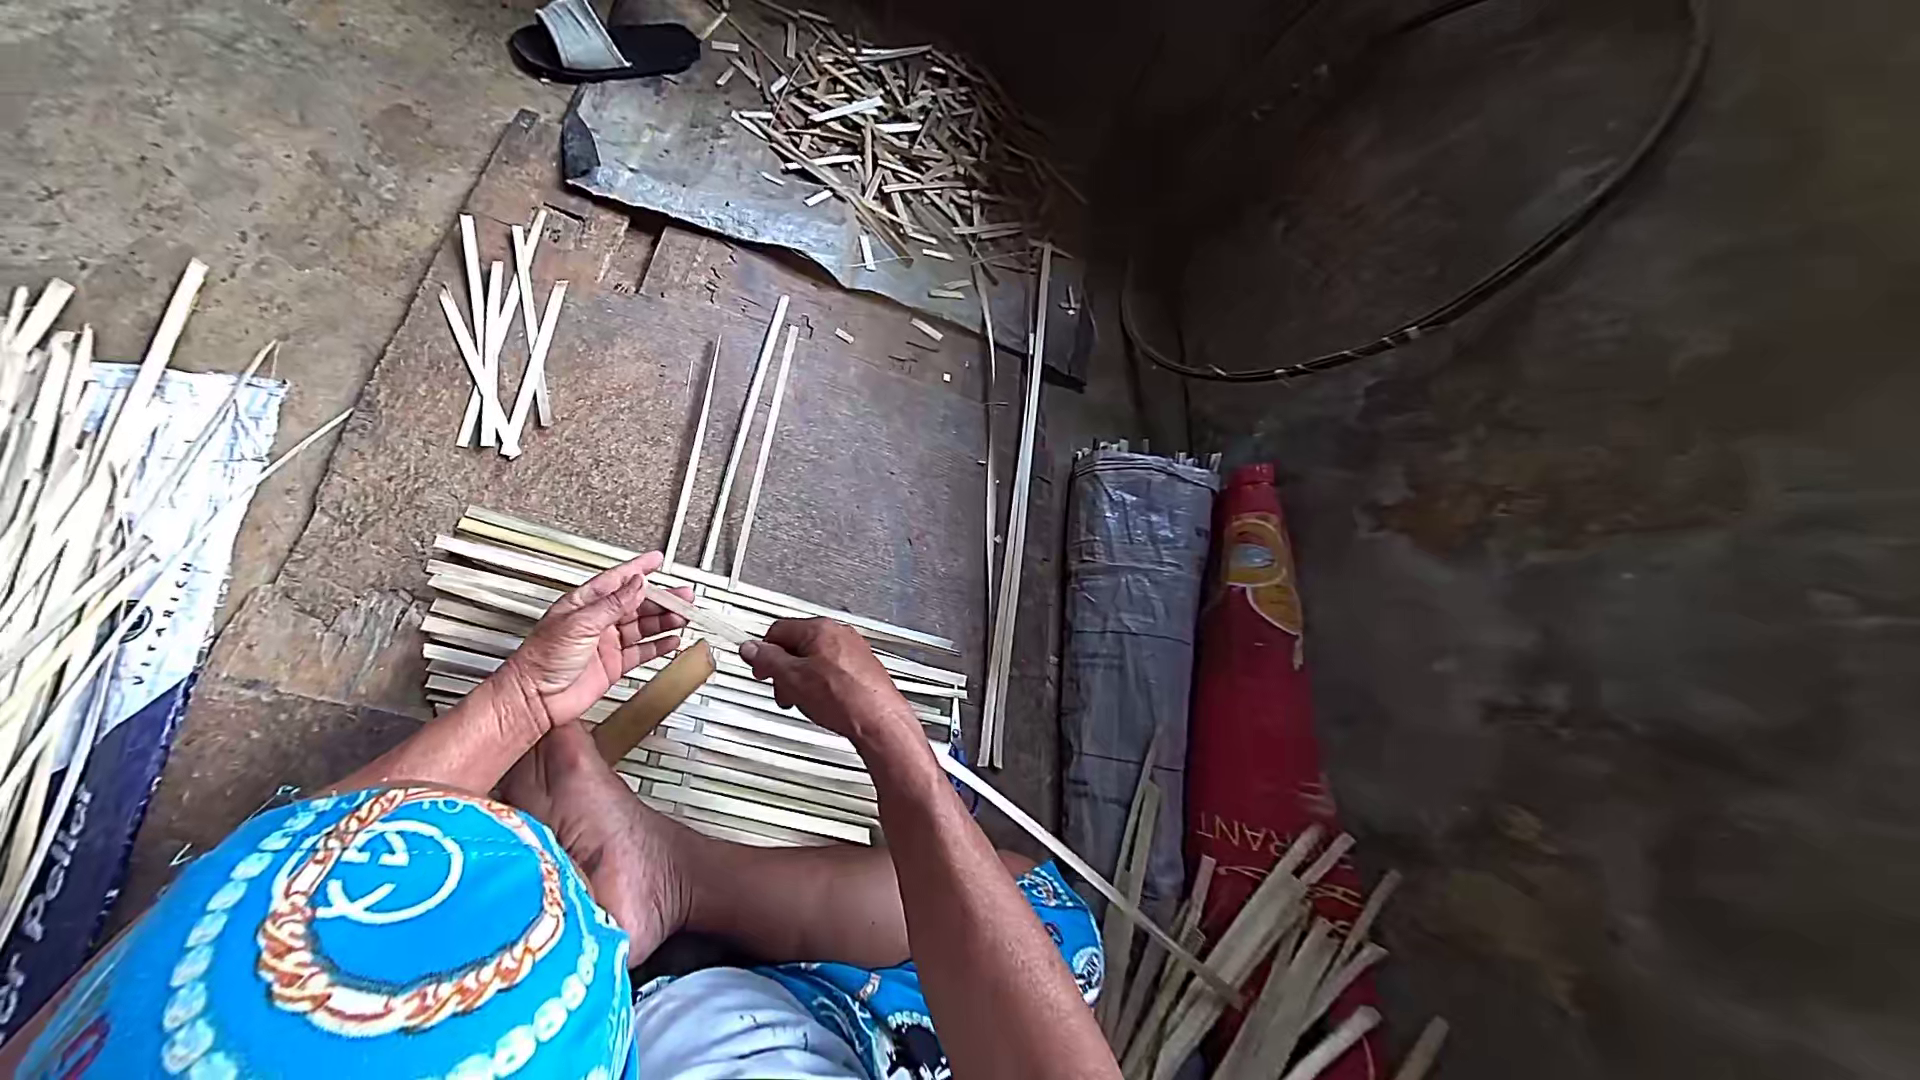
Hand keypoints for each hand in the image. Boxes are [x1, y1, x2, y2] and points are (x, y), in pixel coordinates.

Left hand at [495, 553, 691, 730]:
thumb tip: (637, 583)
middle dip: (663, 599)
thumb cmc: (541, 660)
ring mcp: (607, 643)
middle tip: (683, 597)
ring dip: (665, 620)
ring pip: (644, 626)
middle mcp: (598, 621)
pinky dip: (660, 645)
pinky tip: (672, 641)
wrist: (534, 700)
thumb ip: (613, 603)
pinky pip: (643, 651)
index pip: (617, 580)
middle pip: (638, 604)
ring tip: (683, 617)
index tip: (656, 560)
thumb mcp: (580, 623)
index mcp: (585, 605)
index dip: (638, 569)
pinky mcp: (614, 664)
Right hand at [739, 619, 919, 750]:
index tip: (759, 667)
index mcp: (820, 629)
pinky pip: (834, 671)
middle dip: (784, 669)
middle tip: (780, 688)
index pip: (779, 630)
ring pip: (816, 659)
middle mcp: (840, 634)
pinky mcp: (863, 669)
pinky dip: (822, 685)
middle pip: (799, 644)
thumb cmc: (843, 697)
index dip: (764, 651)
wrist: (878, 719)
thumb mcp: (792, 678)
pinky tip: (823, 703)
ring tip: (801, 700)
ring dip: (802, 679)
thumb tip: (751, 648)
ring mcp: (854, 651)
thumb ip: (768, 660)